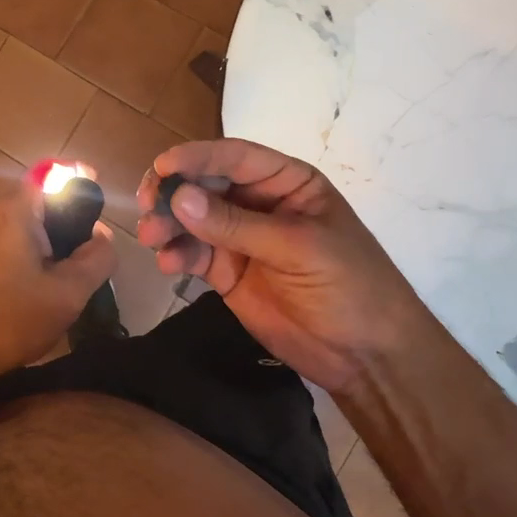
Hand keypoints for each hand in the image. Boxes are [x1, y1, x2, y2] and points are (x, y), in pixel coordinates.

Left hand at [0, 189, 116, 384]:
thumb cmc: (13, 319)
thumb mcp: (68, 293)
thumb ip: (95, 259)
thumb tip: (104, 235)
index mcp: (16, 212)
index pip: (51, 175)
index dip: (80, 180)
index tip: (103, 200)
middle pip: (45, 197)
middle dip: (75, 215)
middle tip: (98, 247)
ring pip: (34, 220)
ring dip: (60, 236)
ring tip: (84, 266)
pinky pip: (21, 237)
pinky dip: (43, 248)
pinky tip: (58, 277)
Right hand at [135, 139, 432, 392]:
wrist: (369, 358)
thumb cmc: (351, 288)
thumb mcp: (299, 248)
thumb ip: (236, 224)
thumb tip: (178, 197)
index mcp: (286, 183)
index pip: (235, 158)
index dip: (197, 158)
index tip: (162, 167)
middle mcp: (257, 202)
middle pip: (203, 184)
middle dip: (172, 191)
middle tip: (147, 204)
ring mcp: (239, 237)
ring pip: (190, 217)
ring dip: (166, 224)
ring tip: (151, 239)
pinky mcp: (225, 271)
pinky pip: (191, 253)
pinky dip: (174, 254)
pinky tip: (168, 265)